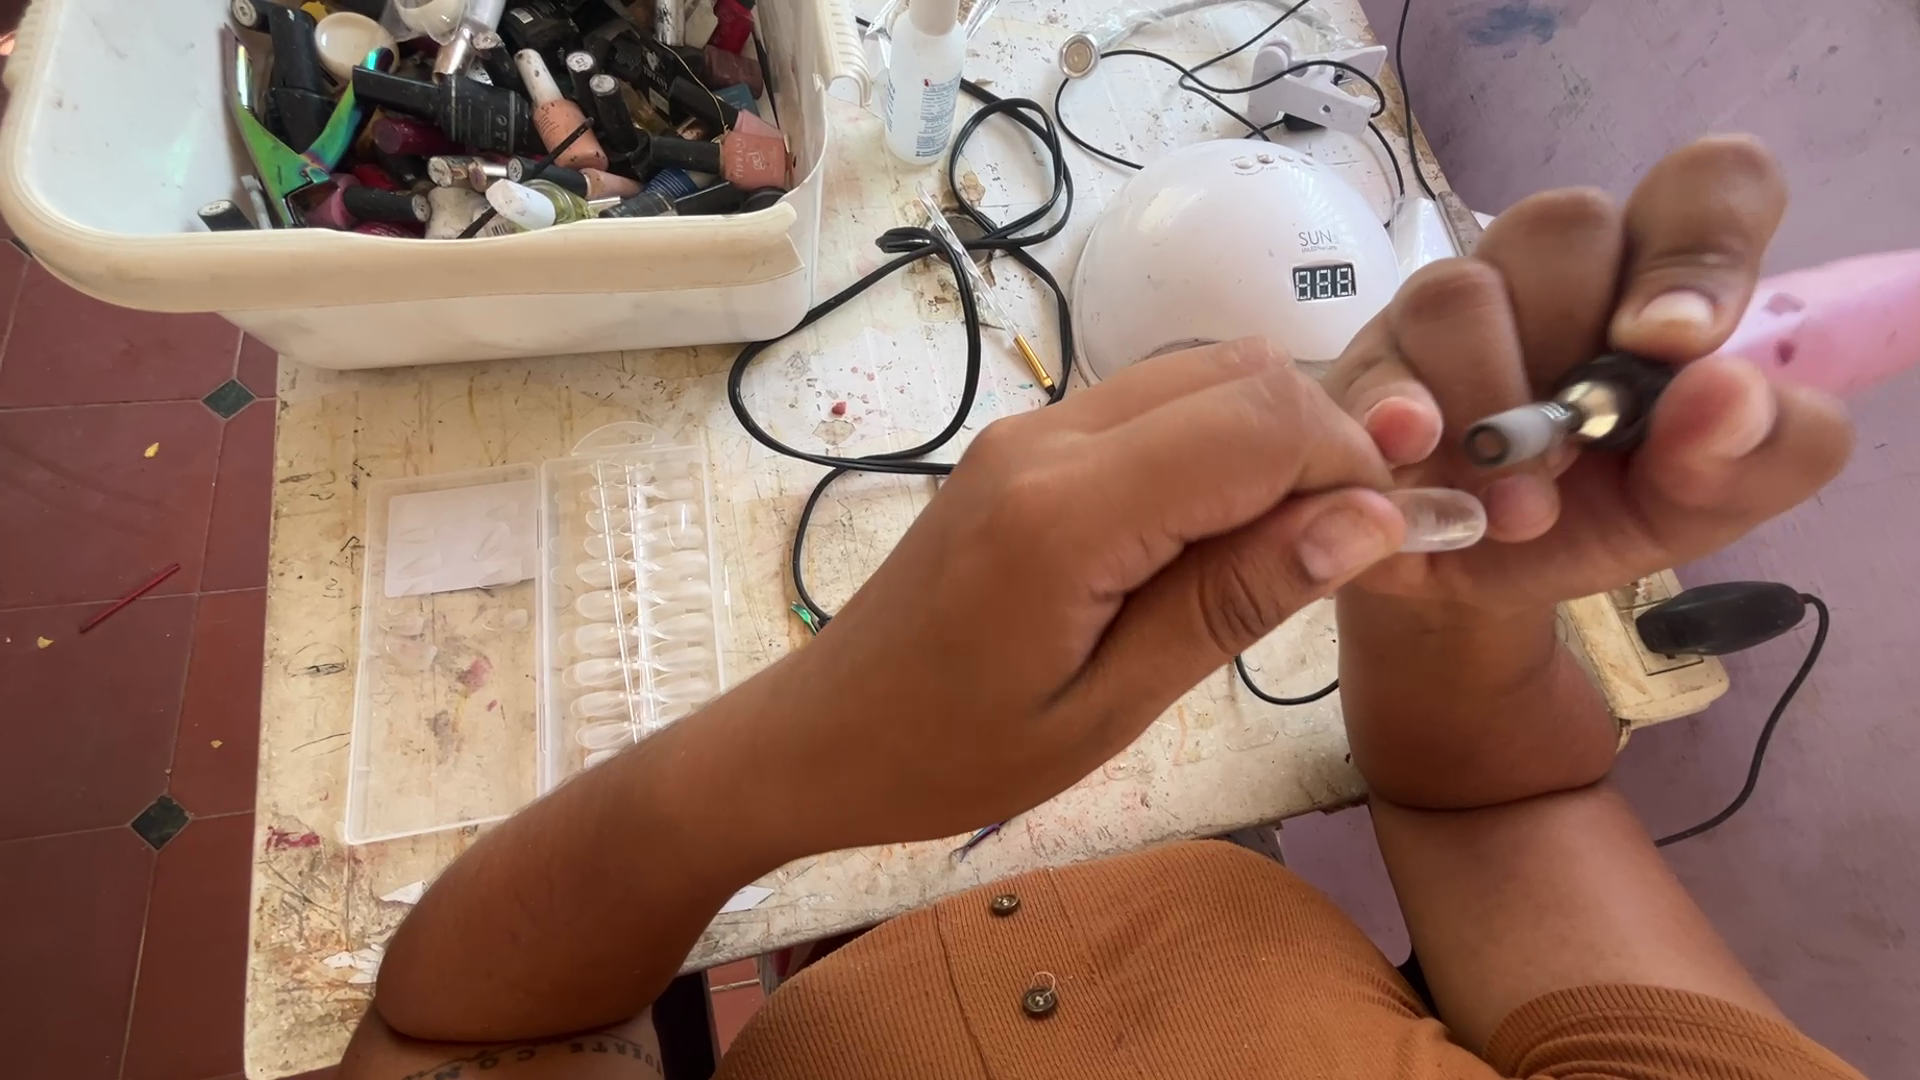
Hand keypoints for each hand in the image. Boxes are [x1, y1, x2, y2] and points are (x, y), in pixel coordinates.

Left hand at [763, 338, 1402, 848]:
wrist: (830, 730)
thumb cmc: (956, 752)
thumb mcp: (1110, 706)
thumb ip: (1233, 599)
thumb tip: (1364, 520)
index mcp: (1067, 511)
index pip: (1260, 425)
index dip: (1354, 466)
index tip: (1396, 539)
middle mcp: (1045, 438)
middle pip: (1235, 377)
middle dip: (1322, 441)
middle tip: (1353, 539)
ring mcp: (1025, 433)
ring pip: (1192, 379)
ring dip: (1267, 439)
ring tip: (1286, 541)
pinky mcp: (1018, 448)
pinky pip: (1142, 410)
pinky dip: (1207, 444)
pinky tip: (1212, 522)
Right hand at [1323, 137, 1852, 611]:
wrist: (1463, 579)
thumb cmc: (1585, 524)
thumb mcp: (1699, 506)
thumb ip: (1758, 453)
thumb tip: (1723, 386)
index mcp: (1643, 287)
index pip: (1698, 188)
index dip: (1693, 245)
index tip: (1672, 346)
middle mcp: (1535, 283)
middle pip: (1555, 226)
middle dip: (1568, 334)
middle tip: (1573, 446)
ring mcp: (1433, 321)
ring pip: (1451, 293)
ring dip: (1484, 398)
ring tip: (1507, 499)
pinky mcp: (1360, 374)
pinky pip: (1370, 374)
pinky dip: (1398, 425)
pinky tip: (1415, 481)